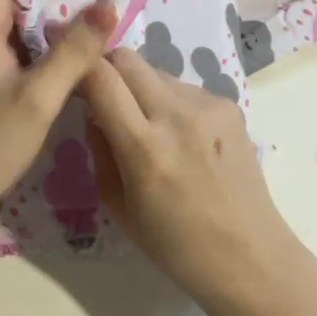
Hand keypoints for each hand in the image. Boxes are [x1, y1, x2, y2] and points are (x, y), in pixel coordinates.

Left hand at [0, 0, 115, 236]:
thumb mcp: (41, 96)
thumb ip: (76, 49)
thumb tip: (108, 5)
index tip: (92, 10)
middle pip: (16, 8)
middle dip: (53, 21)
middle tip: (92, 39)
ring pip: (9, 34)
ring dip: (41, 45)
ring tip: (79, 60)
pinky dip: (23, 63)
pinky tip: (48, 85)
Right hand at [81, 48, 316, 315]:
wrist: (249, 257)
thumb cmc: (174, 243)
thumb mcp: (117, 205)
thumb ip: (99, 148)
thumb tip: (93, 108)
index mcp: (143, 147)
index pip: (99, 77)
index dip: (78, 64)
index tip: (67, 68)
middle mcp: (176, 116)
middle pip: (126, 58)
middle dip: (106, 67)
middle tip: (102, 91)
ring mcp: (207, 106)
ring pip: (155, 71)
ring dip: (139, 86)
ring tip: (147, 123)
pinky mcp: (228, 104)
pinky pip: (182, 86)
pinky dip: (169, 100)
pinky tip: (181, 135)